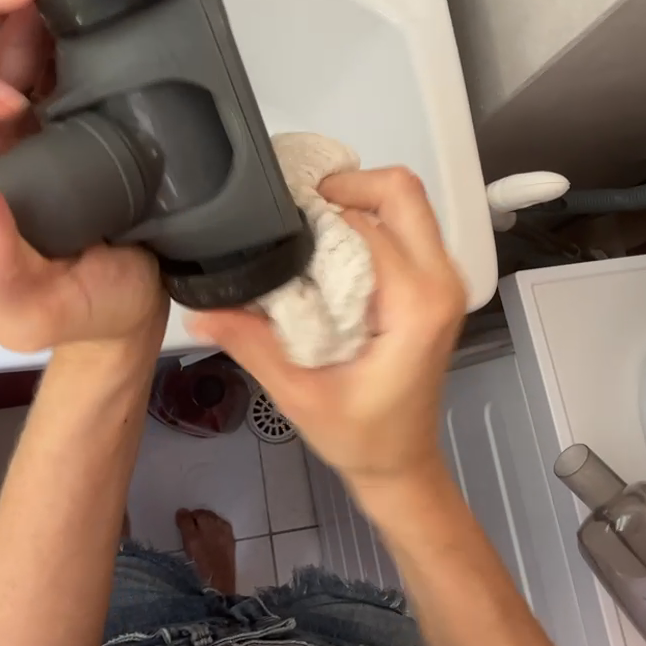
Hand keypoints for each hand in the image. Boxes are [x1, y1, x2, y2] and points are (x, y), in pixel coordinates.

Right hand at [190, 167, 466, 487]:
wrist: (402, 461)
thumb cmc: (362, 437)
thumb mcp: (300, 394)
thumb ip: (253, 344)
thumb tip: (202, 309)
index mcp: (416, 306)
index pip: (366, 226)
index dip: (319, 214)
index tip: (279, 222)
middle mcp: (440, 282)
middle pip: (401, 192)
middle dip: (346, 183)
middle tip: (298, 206)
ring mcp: (444, 280)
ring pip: (407, 202)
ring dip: (358, 197)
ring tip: (308, 222)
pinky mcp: (435, 283)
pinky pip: (407, 224)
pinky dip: (369, 217)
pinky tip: (329, 242)